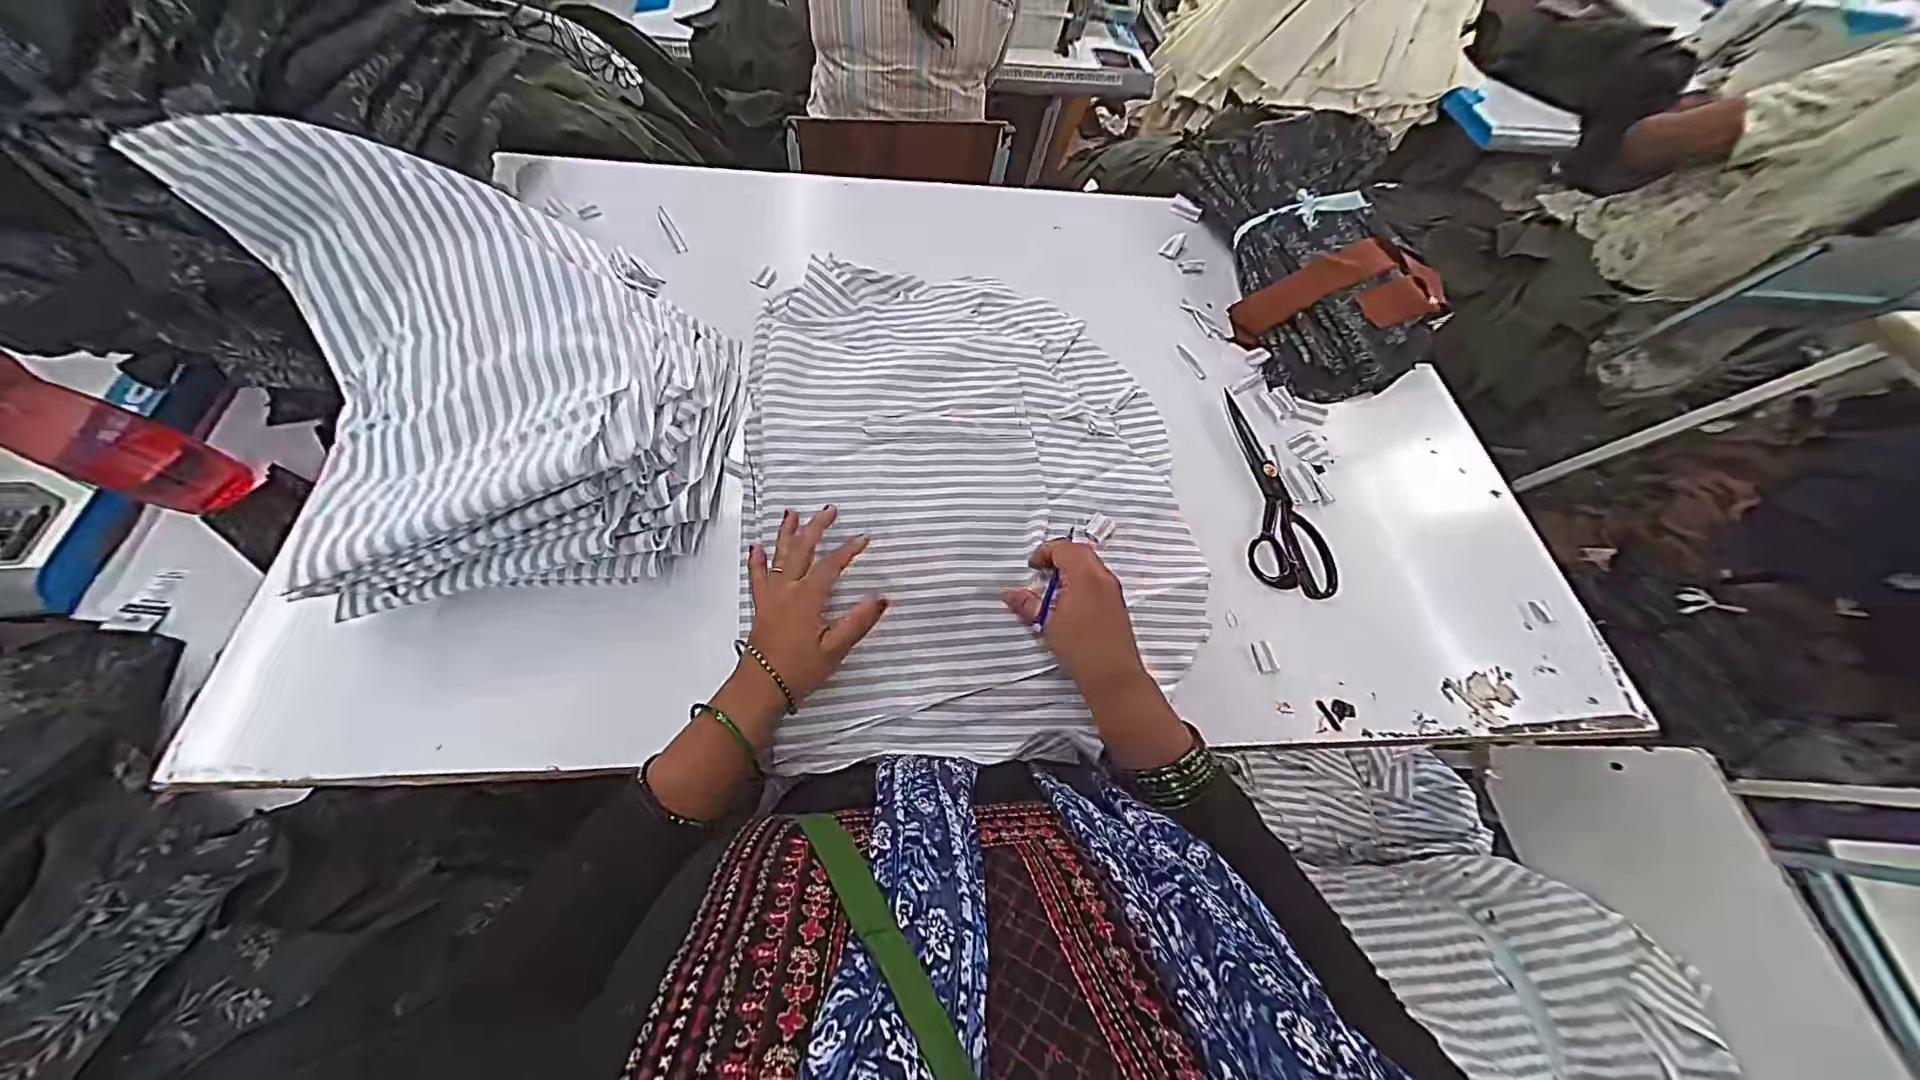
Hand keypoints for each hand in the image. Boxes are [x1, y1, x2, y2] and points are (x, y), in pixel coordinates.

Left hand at [745, 505, 888, 706]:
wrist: (760, 687)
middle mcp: (788, 591)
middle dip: (817, 528)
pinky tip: (756, 548)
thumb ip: (857, 622)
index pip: (830, 565)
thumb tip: (880, 599)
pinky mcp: (761, 607)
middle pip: (803, 550)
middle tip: (829, 511)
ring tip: (792, 515)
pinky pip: (758, 577)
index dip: (847, 550)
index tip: (862, 539)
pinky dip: (757, 561)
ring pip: (780, 558)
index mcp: (808, 598)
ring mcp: (772, 597)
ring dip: (787, 534)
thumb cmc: (798, 671)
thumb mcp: (834, 650)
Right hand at [1002, 538, 1153, 705]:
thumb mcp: (1048, 624)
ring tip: (1053, 586)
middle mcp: (1103, 579)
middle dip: (1058, 555)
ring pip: (1091, 564)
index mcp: (1086, 577)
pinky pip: (1098, 579)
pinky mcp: (1116, 604)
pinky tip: (1069, 600)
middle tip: (1042, 569)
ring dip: (1070, 567)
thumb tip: (1011, 595)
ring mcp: (1113, 591)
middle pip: (1080, 552)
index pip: (1065, 549)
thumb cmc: (1083, 650)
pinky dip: (1081, 580)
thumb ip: (1028, 604)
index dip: (1045, 552)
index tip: (1033, 565)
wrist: (1113, 675)